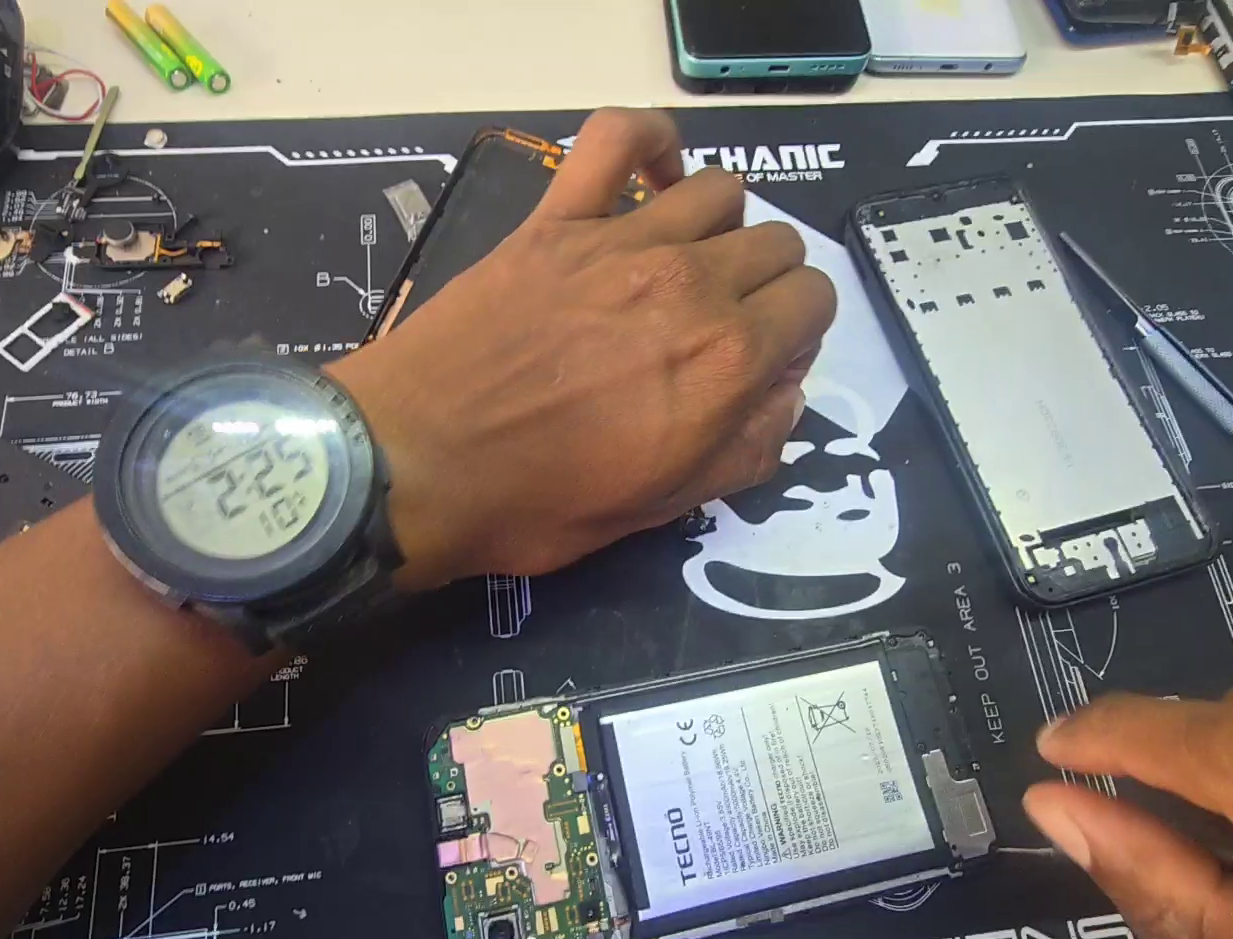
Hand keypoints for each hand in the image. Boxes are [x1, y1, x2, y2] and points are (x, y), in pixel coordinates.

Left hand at [327, 108, 833, 588]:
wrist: (420, 464)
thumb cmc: (540, 503)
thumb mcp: (661, 507)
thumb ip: (743, 450)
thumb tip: (787, 398)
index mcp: (727, 360)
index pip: (813, 304)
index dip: (797, 336)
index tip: (761, 365)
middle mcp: (691, 284)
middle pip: (777, 244)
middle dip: (770, 288)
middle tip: (725, 330)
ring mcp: (621, 241)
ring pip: (722, 190)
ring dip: (726, 230)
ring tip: (689, 269)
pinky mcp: (556, 220)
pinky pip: (617, 137)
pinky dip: (649, 145)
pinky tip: (654, 180)